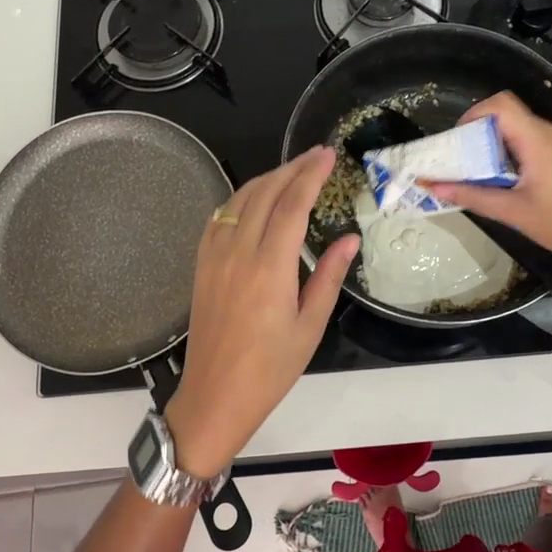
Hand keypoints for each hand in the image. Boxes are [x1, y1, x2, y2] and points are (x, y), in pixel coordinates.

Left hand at [165, 147, 359, 477]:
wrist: (214, 396)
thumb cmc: (270, 369)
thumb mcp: (310, 326)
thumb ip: (328, 276)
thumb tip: (349, 237)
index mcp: (270, 267)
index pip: (293, 204)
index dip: (311, 174)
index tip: (328, 155)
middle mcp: (238, 252)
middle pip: (265, 192)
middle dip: (292, 168)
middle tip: (316, 155)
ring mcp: (214, 256)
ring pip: (239, 199)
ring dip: (267, 178)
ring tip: (292, 170)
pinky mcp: (201, 264)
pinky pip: (219, 217)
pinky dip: (240, 198)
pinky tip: (255, 199)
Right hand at [425, 91, 551, 263]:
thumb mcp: (514, 212)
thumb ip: (472, 196)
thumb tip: (432, 187)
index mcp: (537, 140)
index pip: (500, 104)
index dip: (472, 114)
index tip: (456, 142)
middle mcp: (548, 133)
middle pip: (505, 113)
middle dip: (476, 132)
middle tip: (459, 159)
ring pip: (516, 128)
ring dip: (491, 144)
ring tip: (475, 172)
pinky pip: (528, 141)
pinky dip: (507, 153)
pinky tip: (500, 180)